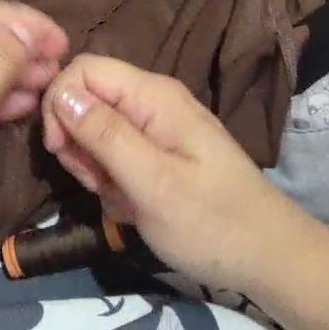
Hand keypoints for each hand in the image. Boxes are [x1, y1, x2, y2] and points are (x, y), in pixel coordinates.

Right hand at [41, 54, 310, 293]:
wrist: (269, 260)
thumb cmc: (213, 223)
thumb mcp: (153, 183)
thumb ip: (105, 136)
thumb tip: (61, 94)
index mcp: (153, 96)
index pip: (83, 69)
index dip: (60, 102)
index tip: (59, 149)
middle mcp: (153, 102)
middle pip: (86, 99)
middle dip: (76, 141)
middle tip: (96, 183)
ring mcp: (157, 128)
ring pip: (95, 131)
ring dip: (93, 167)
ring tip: (119, 199)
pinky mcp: (159, 154)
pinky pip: (115, 155)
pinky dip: (112, 181)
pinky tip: (131, 207)